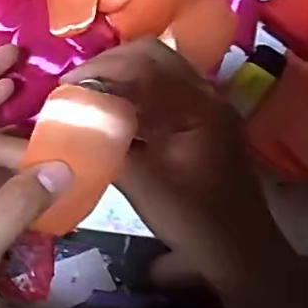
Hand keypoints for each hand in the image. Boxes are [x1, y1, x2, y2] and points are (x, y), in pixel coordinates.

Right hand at [61, 39, 287, 286]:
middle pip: (153, 54)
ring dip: (123, 74)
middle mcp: (208, 95)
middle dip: (110, 63)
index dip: (100, 70)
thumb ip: (109, 144)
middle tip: (77, 84)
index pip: (143, 66)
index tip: (66, 85)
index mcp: (198, 107)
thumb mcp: (144, 186)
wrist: (241, 252)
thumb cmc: (194, 221)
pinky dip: (136, 90)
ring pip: (160, 67)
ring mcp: (210, 105)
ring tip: (90, 93)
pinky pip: (166, 87)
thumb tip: (71, 118)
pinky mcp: (205, 118)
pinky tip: (115, 110)